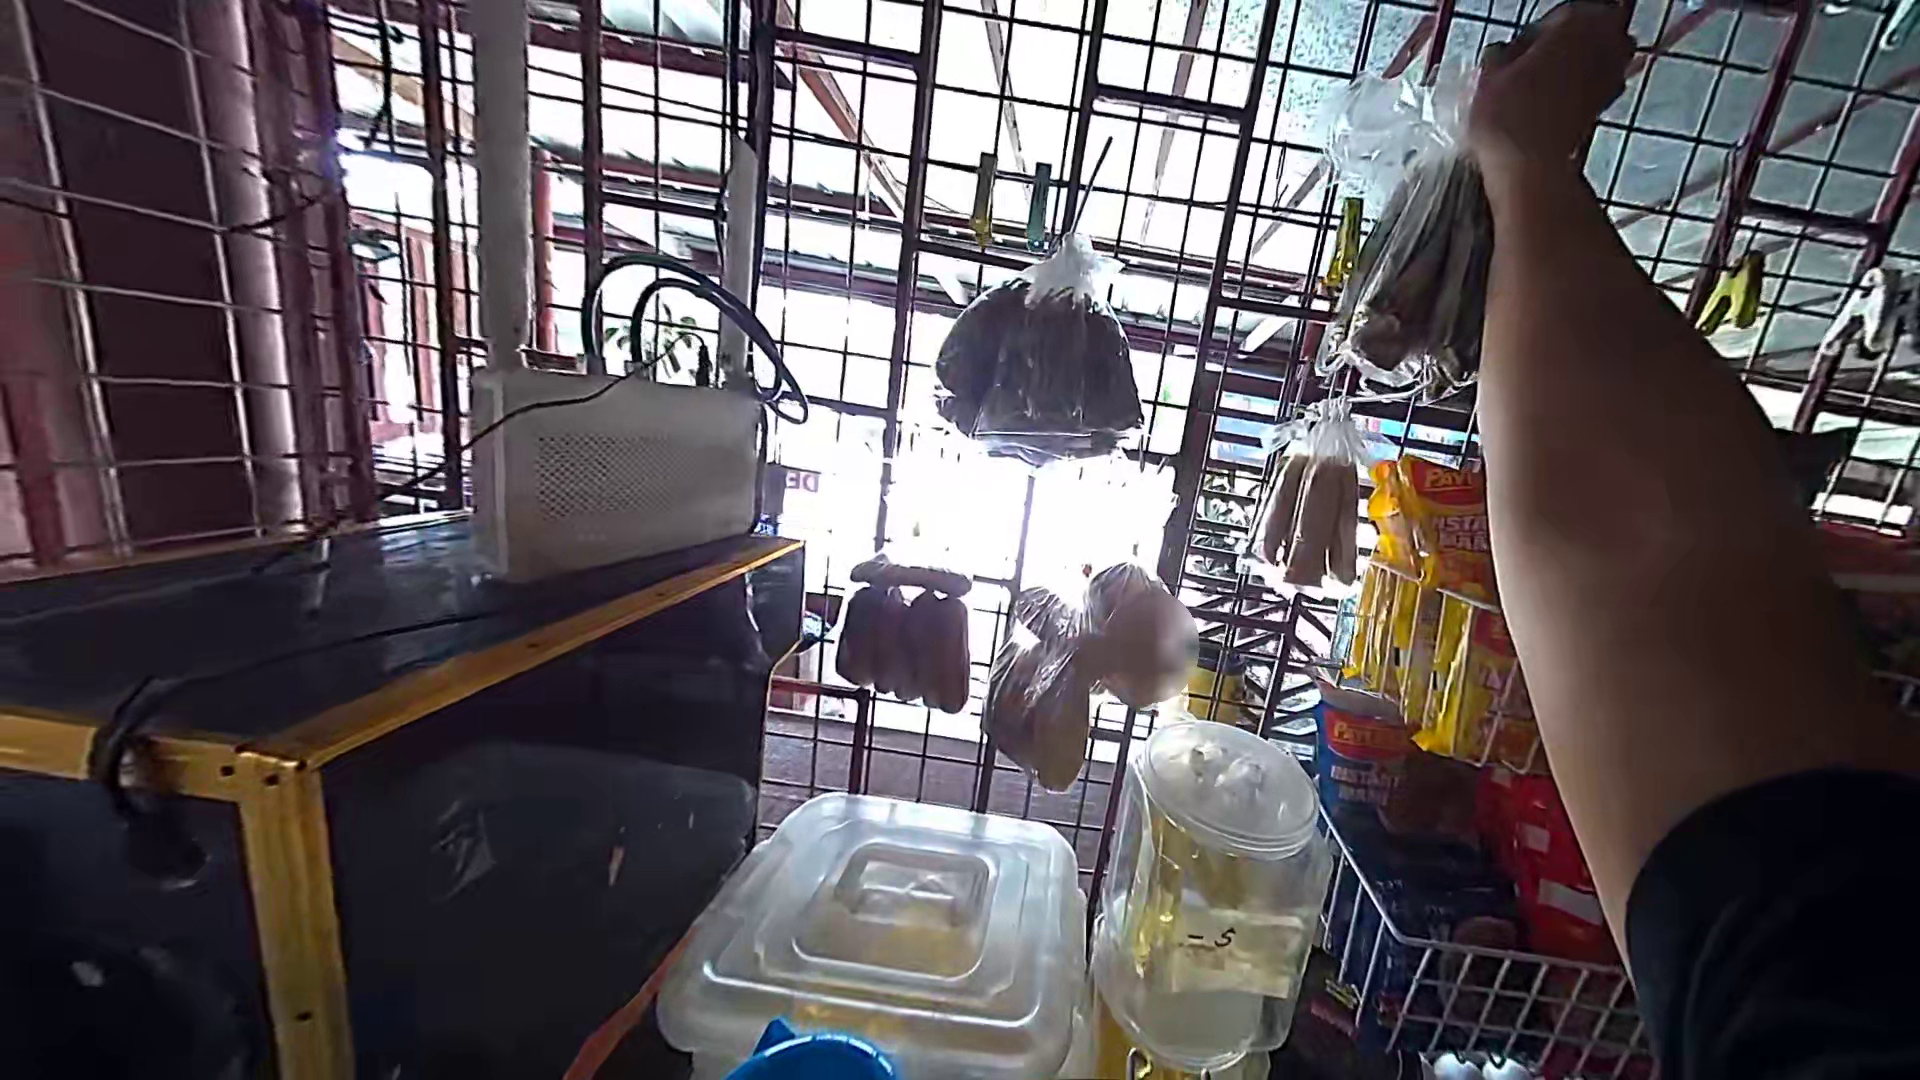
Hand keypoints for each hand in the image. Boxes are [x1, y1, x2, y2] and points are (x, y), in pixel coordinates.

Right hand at [1468, 2, 1634, 180]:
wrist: (1529, 163)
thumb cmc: (1505, 116)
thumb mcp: (1486, 81)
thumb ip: (1496, 56)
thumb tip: (1500, 52)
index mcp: (1579, 18)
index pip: (1552, 18)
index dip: (1526, 40)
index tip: (1508, 61)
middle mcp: (1608, 32)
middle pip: (1578, 33)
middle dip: (1554, 50)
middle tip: (1523, 74)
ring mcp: (1616, 63)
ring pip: (1588, 56)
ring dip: (1567, 68)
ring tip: (1536, 92)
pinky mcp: (1611, 94)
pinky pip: (1591, 82)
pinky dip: (1575, 89)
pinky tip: (1550, 107)